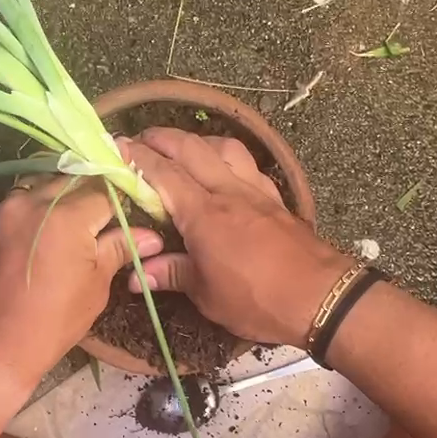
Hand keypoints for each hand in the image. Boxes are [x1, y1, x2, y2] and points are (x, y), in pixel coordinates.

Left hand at [0, 176, 162, 385]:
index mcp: (66, 216)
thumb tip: (151, 236)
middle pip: (75, 180)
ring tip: (77, 225)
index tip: (132, 215)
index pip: (106, 190)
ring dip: (65, 197)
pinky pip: (22, 200)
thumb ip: (118, 250)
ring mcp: (6, 208)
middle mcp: (33, 201)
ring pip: (46, 184)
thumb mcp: (94, 287)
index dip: (123, 201)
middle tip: (107, 220)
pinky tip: (48, 231)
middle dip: (94, 195)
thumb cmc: (49, 324)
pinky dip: (40, 207)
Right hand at [119, 128, 351, 346]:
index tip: (114, 146)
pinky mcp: (274, 198)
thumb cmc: (258, 299)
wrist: (322, 297)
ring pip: (223, 147)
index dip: (136, 157)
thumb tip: (136, 275)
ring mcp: (255, 191)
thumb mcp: (207, 295)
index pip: (163, 173)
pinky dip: (226, 157)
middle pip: (191, 148)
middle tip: (139, 139)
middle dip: (161, 138)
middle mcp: (228, 191)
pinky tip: (222, 169)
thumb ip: (171, 275)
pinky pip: (246, 164)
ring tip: (181, 149)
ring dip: (196, 140)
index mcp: (204, 214)